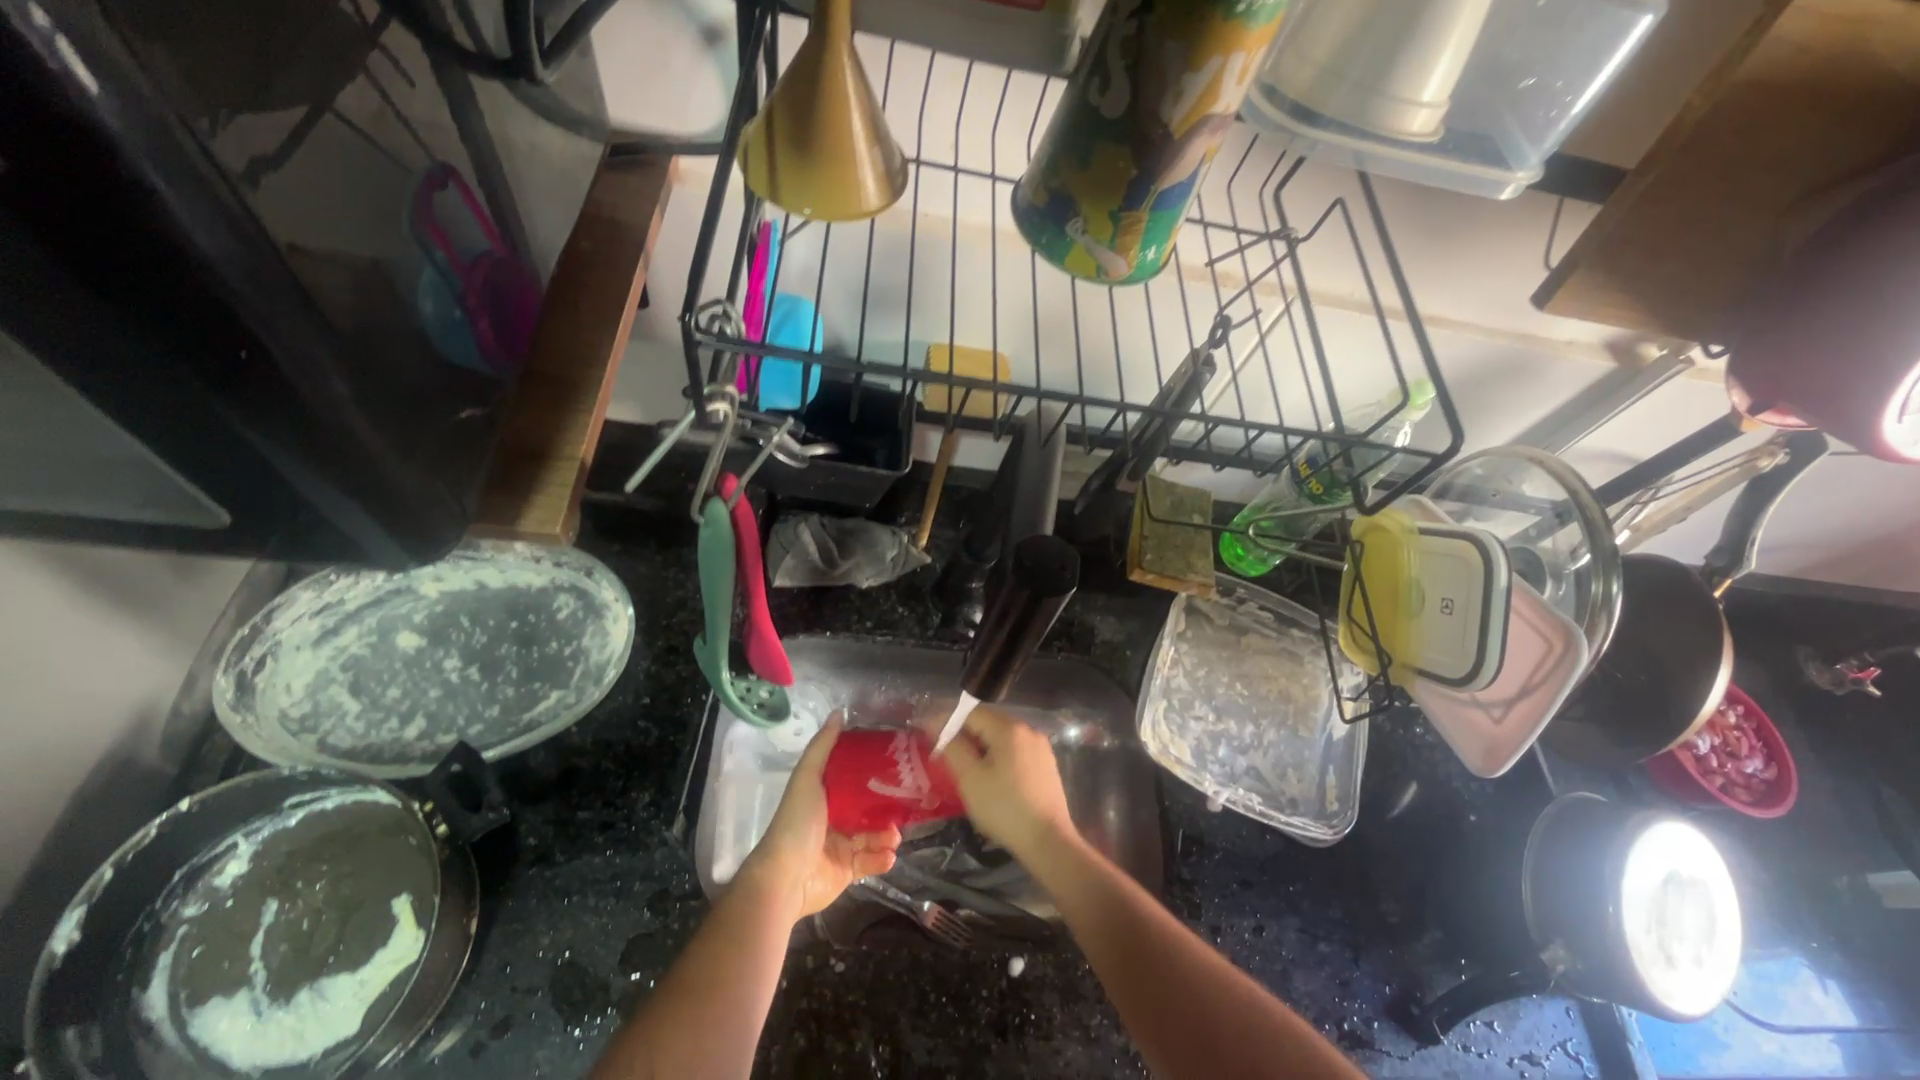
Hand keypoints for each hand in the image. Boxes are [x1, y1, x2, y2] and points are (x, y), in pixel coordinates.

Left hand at [738, 714, 901, 918]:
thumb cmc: (797, 823)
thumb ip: (823, 747)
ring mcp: (841, 846)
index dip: (873, 773)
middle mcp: (832, 819)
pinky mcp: (848, 871)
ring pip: (874, 836)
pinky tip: (889, 854)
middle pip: (868, 809)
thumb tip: (838, 713)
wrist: (786, 877)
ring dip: (888, 835)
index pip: (852, 780)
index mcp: (823, 797)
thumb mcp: (808, 777)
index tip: (897, 765)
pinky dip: (883, 858)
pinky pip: (872, 862)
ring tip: (895, 836)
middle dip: (887, 808)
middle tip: (904, 805)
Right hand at [939, 706, 1078, 863]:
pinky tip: (989, 774)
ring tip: (963, 764)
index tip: (927, 733)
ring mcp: (1040, 747)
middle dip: (963, 732)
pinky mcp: (1046, 764)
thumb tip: (937, 726)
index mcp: (1009, 729)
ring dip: (980, 744)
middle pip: (988, 722)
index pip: (971, 712)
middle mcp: (1028, 730)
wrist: (1047, 840)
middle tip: (943, 750)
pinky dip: (997, 755)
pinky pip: (1015, 750)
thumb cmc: (1003, 807)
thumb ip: (952, 747)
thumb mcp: (970, 778)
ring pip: (1002, 736)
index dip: (946, 720)